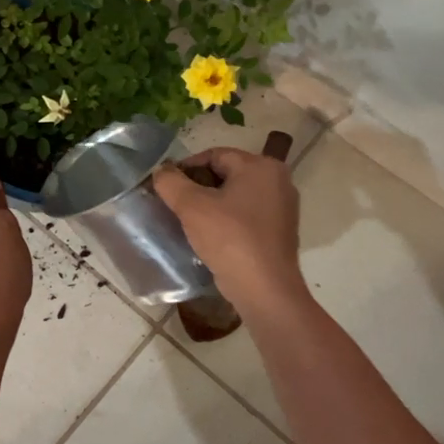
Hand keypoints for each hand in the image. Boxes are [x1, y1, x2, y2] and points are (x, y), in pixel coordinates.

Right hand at [151, 147, 306, 315]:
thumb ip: (170, 181)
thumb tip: (162, 172)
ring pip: (234, 195)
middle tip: (174, 203)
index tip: (166, 187)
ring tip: (187, 220)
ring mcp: (281, 206)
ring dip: (209, 204)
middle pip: (225, 174)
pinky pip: (244, 214)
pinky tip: (208, 234)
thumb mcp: (191, 205)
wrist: (264, 288)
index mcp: (261, 167)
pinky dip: (225, 218)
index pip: (213, 155)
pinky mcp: (278, 229)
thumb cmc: (229, 238)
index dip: (185, 168)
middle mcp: (278, 180)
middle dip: (197, 186)